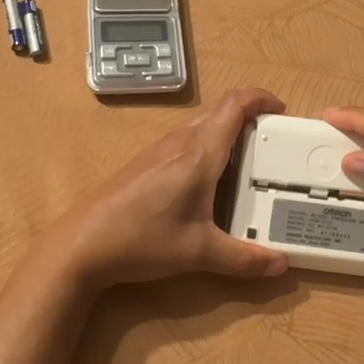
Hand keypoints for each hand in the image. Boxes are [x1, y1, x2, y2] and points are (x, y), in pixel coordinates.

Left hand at [45, 88, 290, 287]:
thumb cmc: (142, 240)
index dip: (261, 98)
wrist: (82, 244)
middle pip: (220, 112)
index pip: (234, 105)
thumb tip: (280, 265)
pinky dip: (207, 148)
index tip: (281, 110)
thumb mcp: (199, 253)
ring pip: (201, 126)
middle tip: (272, 142)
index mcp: (198, 154)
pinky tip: (210, 182)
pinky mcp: (145, 163)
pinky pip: (185, 142)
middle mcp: (179, 142)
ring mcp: (158, 150)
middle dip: (250, 118)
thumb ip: (244, 259)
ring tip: (248, 162)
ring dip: (227, 133)